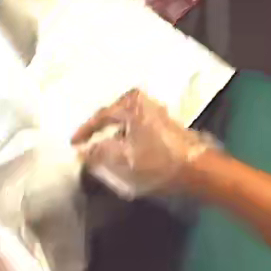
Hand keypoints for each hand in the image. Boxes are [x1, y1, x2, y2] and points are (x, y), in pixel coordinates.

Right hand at [73, 89, 216, 195]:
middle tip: (86, 142)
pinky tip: (125, 151)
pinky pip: (136, 126)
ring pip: (126, 121)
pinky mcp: (164, 123)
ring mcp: (156, 111)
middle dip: (100, 128)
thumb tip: (81, 151)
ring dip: (114, 134)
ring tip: (103, 149)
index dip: (85, 130)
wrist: (197, 168)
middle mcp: (144, 101)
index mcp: (132, 104)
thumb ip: (99, 153)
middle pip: (115, 114)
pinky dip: (127, 136)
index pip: (102, 115)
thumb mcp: (124, 159)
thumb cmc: (158, 161)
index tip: (73, 143)